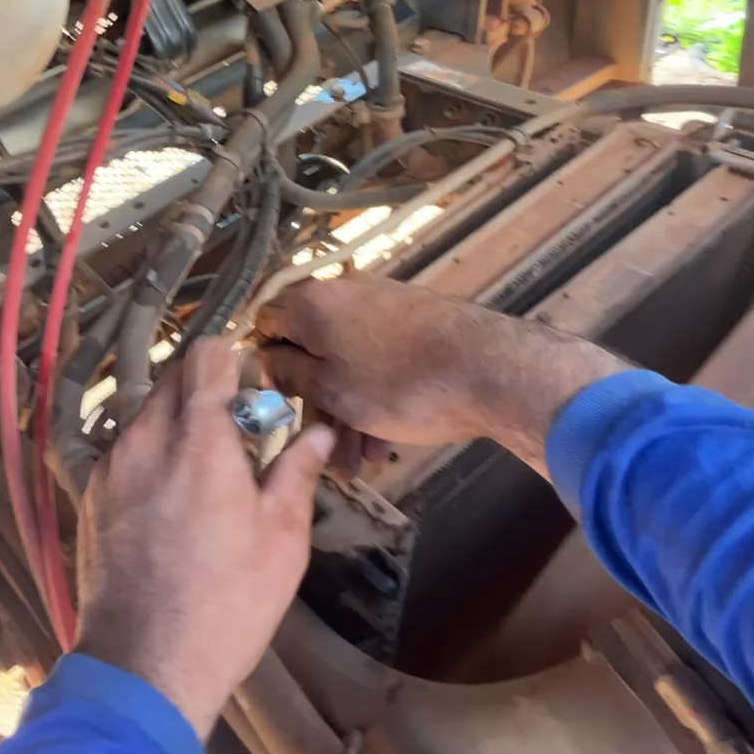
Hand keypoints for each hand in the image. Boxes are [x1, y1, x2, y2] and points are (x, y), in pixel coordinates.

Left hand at [73, 338, 335, 736]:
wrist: (142, 663)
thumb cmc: (227, 603)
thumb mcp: (281, 540)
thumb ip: (296, 471)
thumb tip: (319, 430)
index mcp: (199, 440)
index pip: (206, 356)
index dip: (230, 355)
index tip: (249, 379)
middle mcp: (147, 437)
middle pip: (172, 376)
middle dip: (204, 384)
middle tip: (233, 424)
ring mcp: (112, 462)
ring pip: (146, 409)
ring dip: (175, 416)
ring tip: (201, 464)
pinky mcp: (90, 489)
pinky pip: (124, 444)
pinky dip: (149, 447)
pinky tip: (167, 493)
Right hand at [253, 275, 628, 471]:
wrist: (490, 368)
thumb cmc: (396, 384)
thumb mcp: (329, 389)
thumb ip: (287, 371)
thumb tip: (262, 357)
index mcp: (310, 302)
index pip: (264, 322)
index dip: (264, 363)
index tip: (278, 401)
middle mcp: (340, 292)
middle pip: (309, 346)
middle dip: (314, 401)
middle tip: (322, 448)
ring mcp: (380, 302)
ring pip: (346, 358)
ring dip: (345, 408)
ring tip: (360, 461)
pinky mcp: (413, 318)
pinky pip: (376, 355)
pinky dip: (372, 392)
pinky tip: (383, 441)